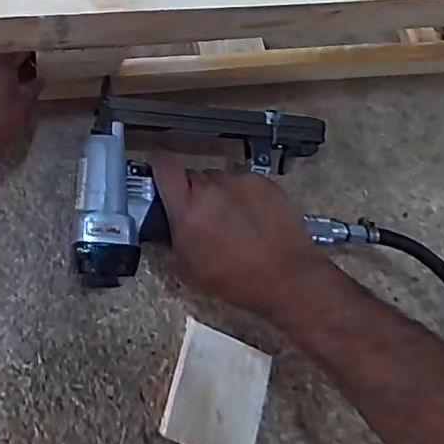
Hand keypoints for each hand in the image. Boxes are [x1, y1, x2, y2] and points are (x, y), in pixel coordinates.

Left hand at [0, 53, 41, 170]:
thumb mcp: (18, 114)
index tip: (39, 67)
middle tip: (23, 77)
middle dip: (13, 61)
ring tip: (2, 86)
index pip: (22, 47)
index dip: (33, 56)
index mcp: (0, 58)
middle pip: (1, 50)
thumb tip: (39, 79)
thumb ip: (31, 93)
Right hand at [151, 152, 337, 320]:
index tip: (158, 168)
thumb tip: (171, 220)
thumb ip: (173, 236)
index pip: (163, 165)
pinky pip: (243, 181)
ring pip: (219, 179)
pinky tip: (253, 217)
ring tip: (233, 220)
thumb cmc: (234, 279)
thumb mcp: (188, 267)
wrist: (285, 276)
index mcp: (187, 207)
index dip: (157, 163)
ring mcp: (239, 180)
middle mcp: (211, 186)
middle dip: (193, 192)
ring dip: (219, 193)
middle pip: (192, 175)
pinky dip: (244, 195)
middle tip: (203, 216)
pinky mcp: (262, 180)